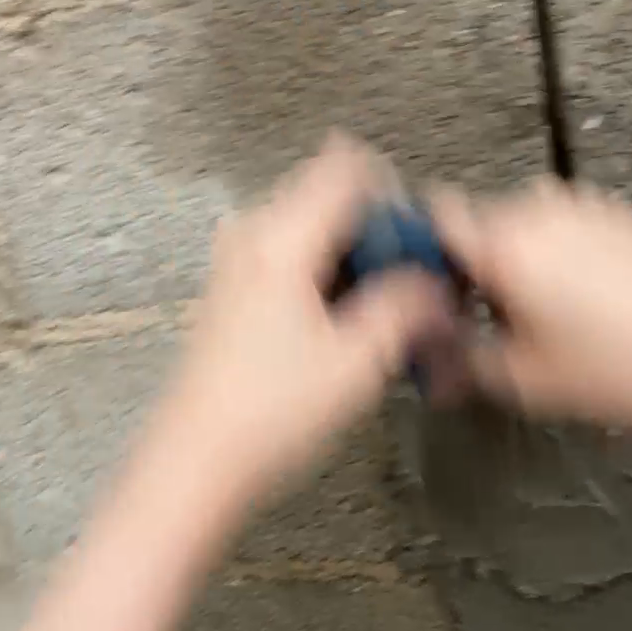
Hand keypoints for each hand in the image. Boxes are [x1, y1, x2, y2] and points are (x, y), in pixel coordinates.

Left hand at [153, 138, 453, 500]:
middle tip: (410, 284)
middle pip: (331, 197)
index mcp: (280, 240)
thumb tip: (434, 283)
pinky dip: (328, 279)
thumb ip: (405, 308)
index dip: (393, 195)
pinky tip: (346, 327)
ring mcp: (237, 264)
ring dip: (355, 260)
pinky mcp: (234, 293)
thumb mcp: (357, 361)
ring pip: (313, 231)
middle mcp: (252, 239)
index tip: (417, 239)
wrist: (197, 462)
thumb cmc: (266, 416)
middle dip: (378, 233)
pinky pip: (293, 259)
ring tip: (384, 314)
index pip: (345, 168)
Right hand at [432, 179, 631, 434]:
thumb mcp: (521, 379)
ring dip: (516, 256)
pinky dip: (555, 250)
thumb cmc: (619, 373)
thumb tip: (425, 351)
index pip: (436, 213)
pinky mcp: (615, 213)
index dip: (423, 244)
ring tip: (540, 312)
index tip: (427, 281)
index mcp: (507, 246)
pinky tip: (582, 299)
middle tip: (489, 317)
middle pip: (478, 222)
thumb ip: (458, 357)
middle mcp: (539, 210)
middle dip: (473, 262)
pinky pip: (561, 223)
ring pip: (521, 222)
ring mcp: (582, 206)